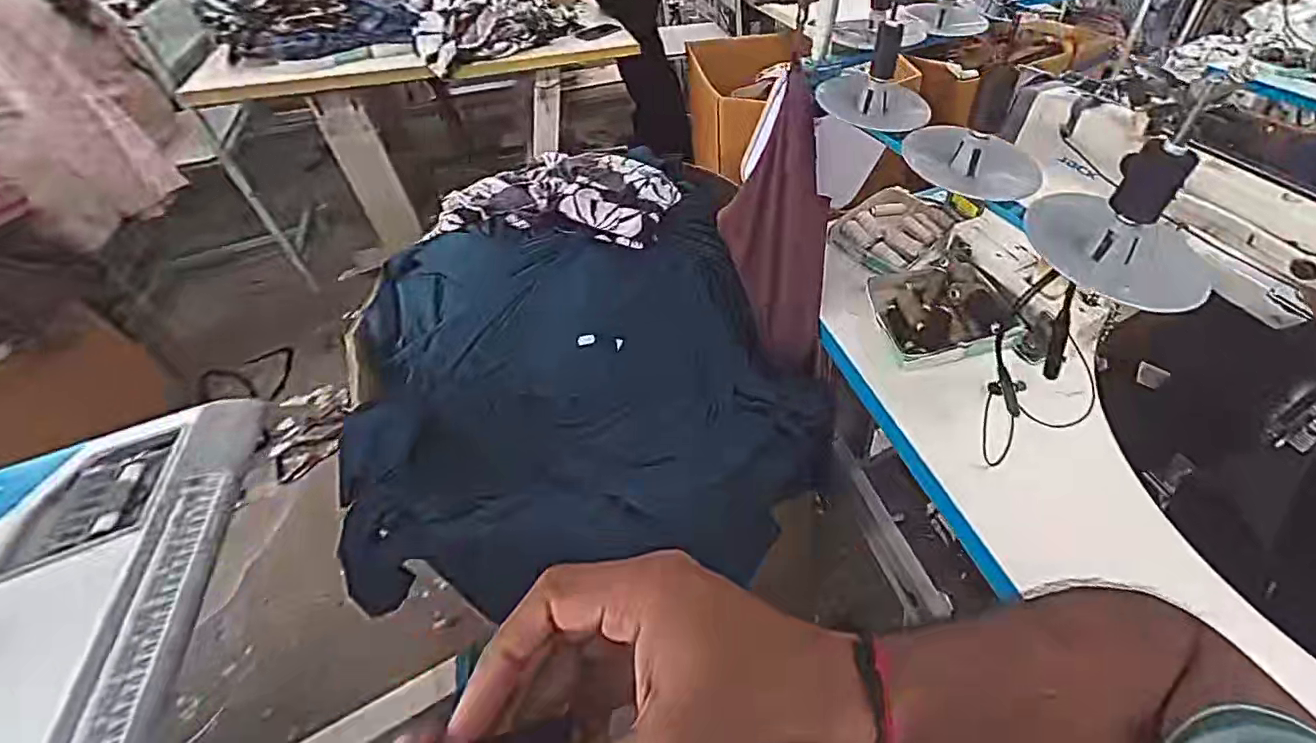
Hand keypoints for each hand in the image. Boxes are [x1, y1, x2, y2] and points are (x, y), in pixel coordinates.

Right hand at [444, 551, 872, 742]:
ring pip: (589, 651)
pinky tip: (572, 741)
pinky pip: (618, 671)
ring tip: (519, 742)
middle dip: (522, 685)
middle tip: (486, 740)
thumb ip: (579, 738)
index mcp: (645, 588)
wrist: (844, 715)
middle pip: (564, 624)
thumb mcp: (658, 741)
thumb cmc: (757, 715)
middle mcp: (654, 590)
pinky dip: (588, 707)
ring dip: (552, 700)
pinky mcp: (685, 650)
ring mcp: (671, 619)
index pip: (549, 600)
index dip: (501, 661)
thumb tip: (529, 731)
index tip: (471, 725)